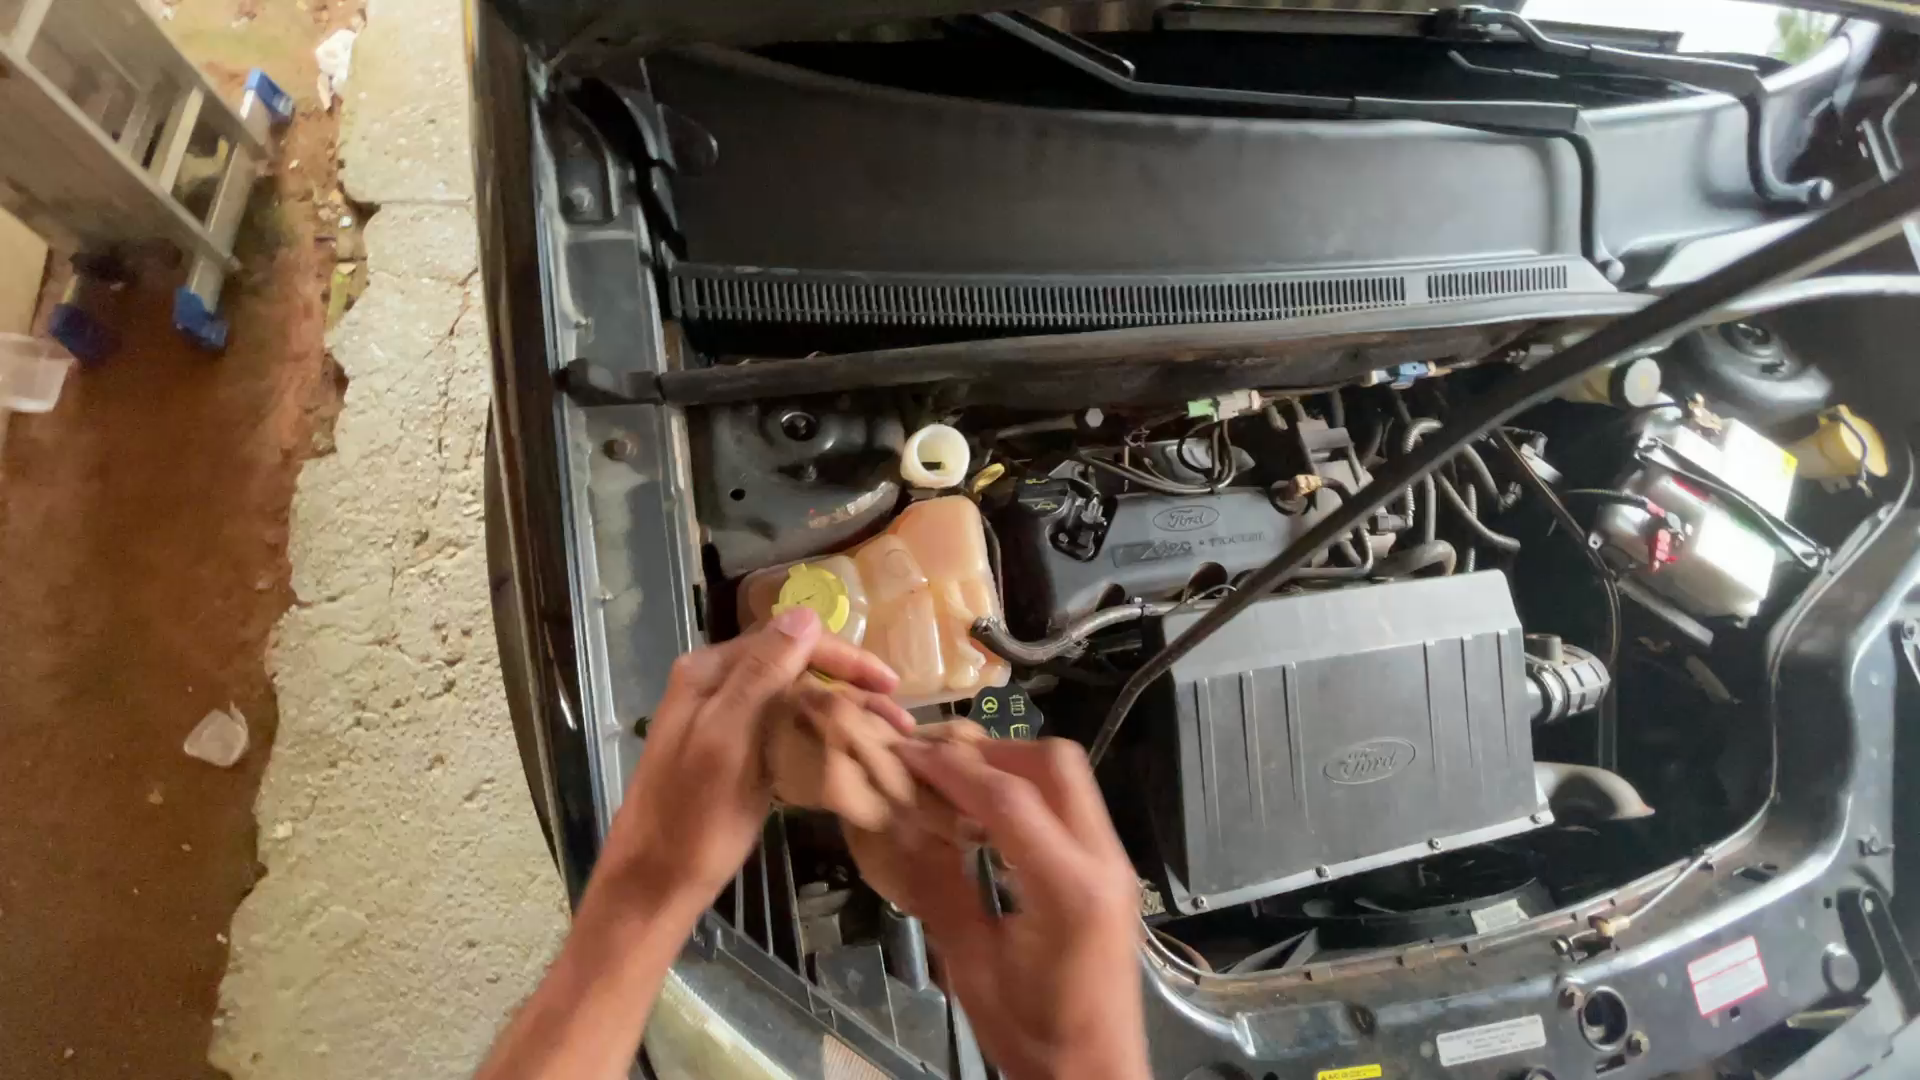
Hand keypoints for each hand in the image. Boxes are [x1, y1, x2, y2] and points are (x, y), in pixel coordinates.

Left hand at [594, 607, 900, 914]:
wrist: (654, 885)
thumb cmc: (690, 817)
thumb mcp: (726, 739)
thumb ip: (762, 674)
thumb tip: (806, 614)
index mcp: (711, 671)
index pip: (788, 639)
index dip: (842, 656)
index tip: (887, 682)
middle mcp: (719, 682)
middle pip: (797, 664)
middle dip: (850, 682)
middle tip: (896, 708)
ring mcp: (730, 714)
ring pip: (798, 694)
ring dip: (844, 706)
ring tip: (889, 728)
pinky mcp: (742, 745)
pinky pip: (790, 722)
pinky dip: (825, 728)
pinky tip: (853, 741)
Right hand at [887, 738, 1149, 1079]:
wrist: (1098, 1078)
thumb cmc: (1033, 1036)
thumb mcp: (972, 967)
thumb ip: (939, 886)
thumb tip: (902, 822)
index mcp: (1068, 890)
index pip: (1009, 798)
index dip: (952, 768)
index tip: (909, 754)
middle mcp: (1102, 860)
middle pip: (1055, 764)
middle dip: (993, 750)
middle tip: (941, 763)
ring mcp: (1114, 860)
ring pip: (1069, 775)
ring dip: (1012, 764)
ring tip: (960, 780)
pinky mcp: (1112, 867)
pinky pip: (1072, 802)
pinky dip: (1030, 789)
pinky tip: (992, 812)